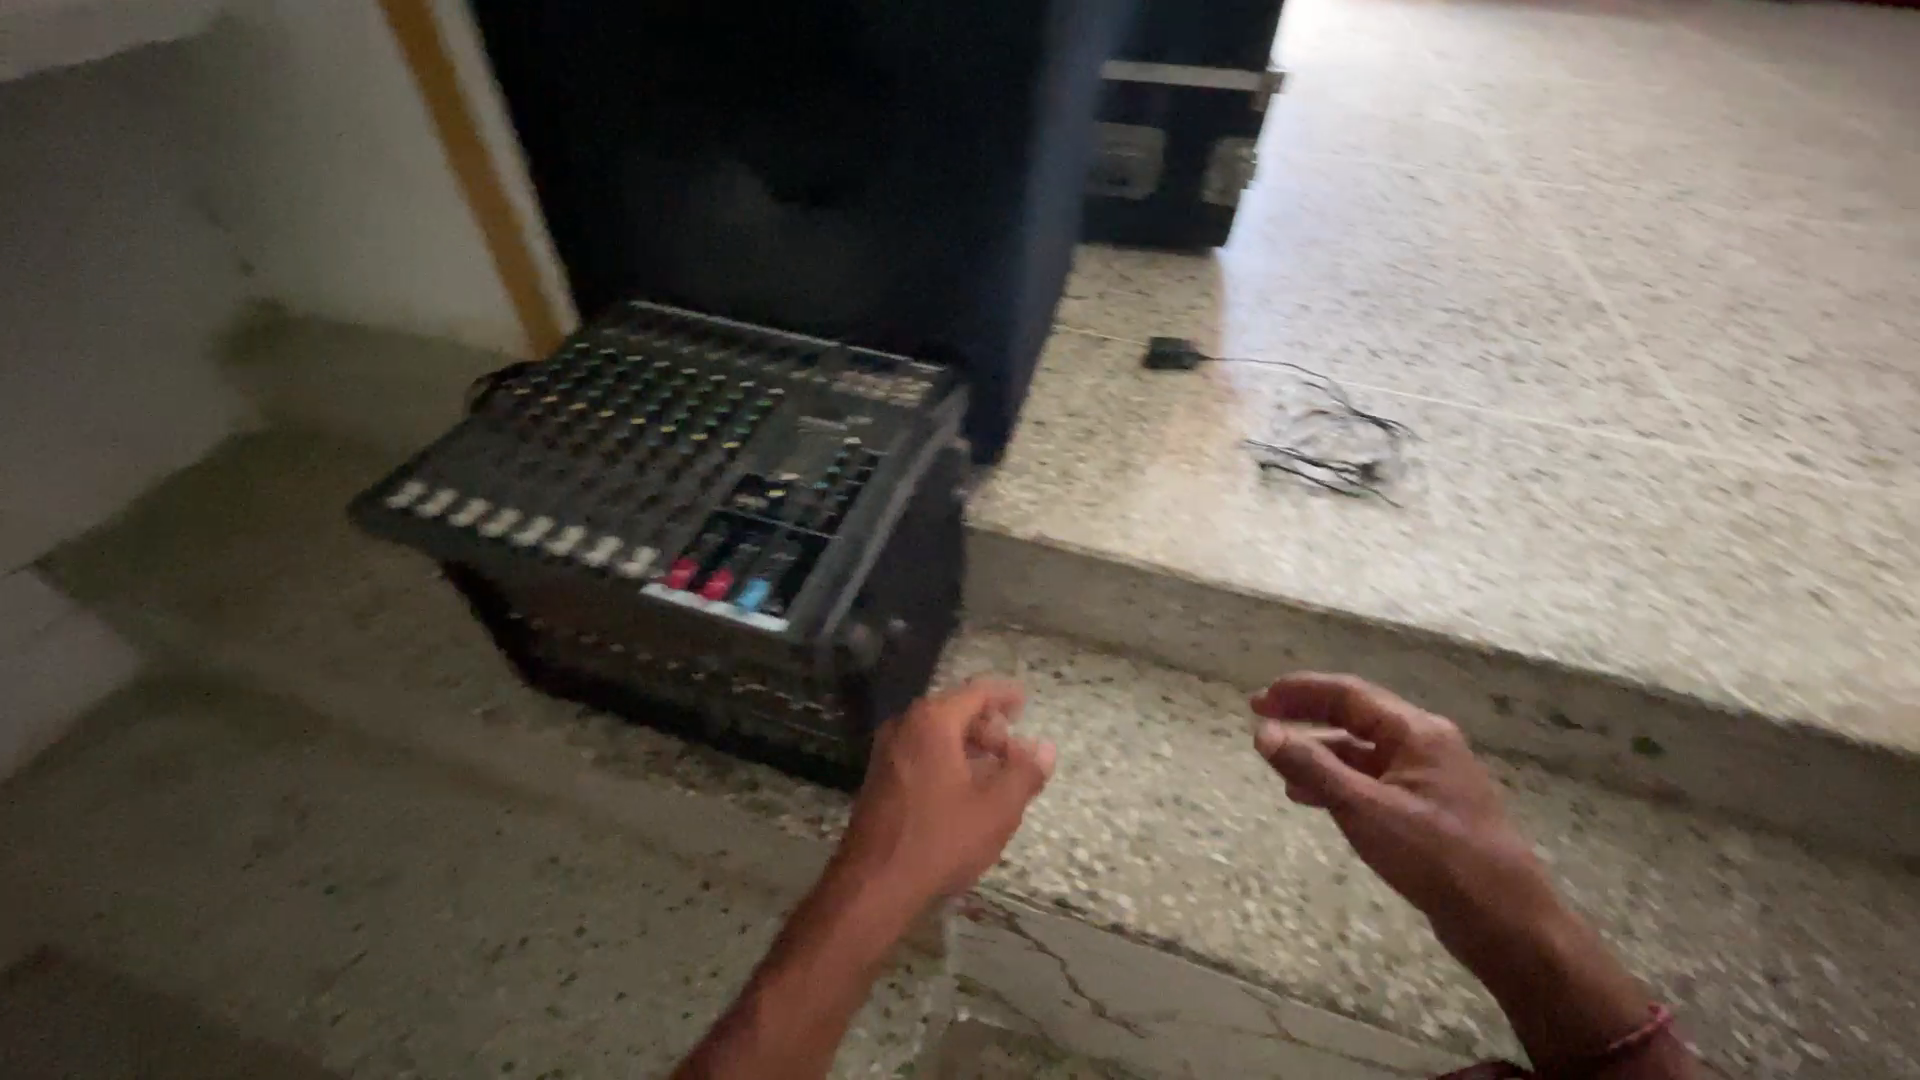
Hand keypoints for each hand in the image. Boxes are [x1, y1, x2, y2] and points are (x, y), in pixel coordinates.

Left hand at [831, 678, 1055, 907]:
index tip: (1026, 702)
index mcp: (932, 721)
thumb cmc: (940, 840)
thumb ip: (1025, 772)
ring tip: (997, 775)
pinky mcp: (880, 777)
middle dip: (990, 728)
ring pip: (937, 734)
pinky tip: (966, 791)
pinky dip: (948, 760)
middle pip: (955, 711)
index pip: (976, 692)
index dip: (1005, 695)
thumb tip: (1045, 748)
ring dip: (970, 747)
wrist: (873, 885)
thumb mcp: (996, 809)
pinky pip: (921, 753)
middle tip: (1016, 755)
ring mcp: (887, 751)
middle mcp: (905, 725)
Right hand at [1253, 674, 1679, 1073]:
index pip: (1348, 693)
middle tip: (1261, 719)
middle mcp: (1425, 744)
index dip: (1299, 691)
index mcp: (1417, 732)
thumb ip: (1312, 768)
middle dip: (1306, 715)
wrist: (1507, 923)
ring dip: (1319, 751)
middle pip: (1355, 716)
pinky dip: (1338, 781)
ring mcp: (1429, 777)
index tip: (1259, 701)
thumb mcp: (1365, 810)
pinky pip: (1373, 780)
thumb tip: (1263, 733)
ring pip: (1362, 750)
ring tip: (1279, 763)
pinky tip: (1312, 798)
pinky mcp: (1427, 809)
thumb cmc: (1437, 857)